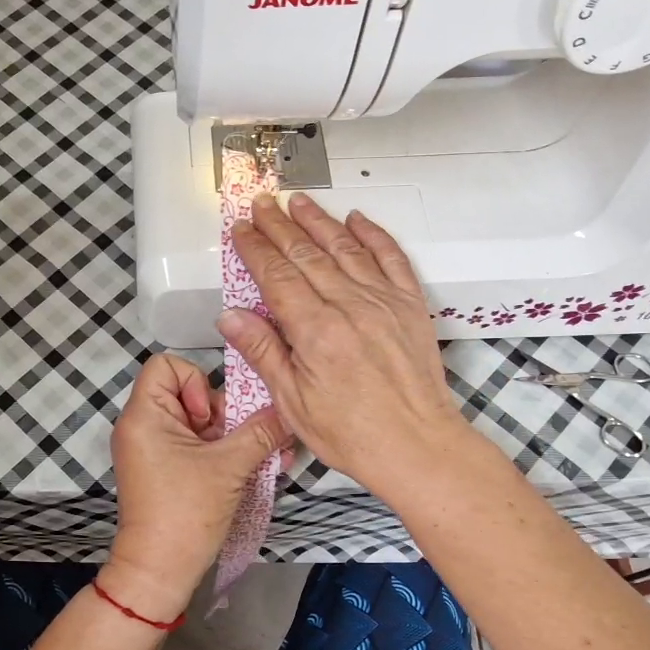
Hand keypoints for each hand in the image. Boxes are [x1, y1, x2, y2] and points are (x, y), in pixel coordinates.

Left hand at [105, 353, 290, 619]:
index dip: (196, 382)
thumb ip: (261, 431)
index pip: (166, 364)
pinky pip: (193, 445)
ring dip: (227, 435)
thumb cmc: (187, 511)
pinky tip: (247, 469)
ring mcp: (150, 448)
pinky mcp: (162, 469)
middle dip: (220, 413)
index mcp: (144, 415)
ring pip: (196, 421)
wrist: (160, 568)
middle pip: (186, 391)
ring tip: (250, 459)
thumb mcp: (231, 466)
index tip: (210, 419)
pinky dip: (218, 452)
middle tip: (235, 441)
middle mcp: (141, 425)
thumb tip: (289, 409)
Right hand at [218, 193, 469, 497]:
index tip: (241, 230)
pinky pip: (392, 259)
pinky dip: (374, 236)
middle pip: (307, 254)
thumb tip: (232, 317)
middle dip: (280, 226)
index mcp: (315, 331)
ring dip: (319, 221)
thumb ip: (264, 352)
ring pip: (345, 248)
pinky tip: (359, 220)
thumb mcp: (293, 402)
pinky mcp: (411, 307)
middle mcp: (350, 307)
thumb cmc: (353, 434)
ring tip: (299, 201)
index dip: (256, 249)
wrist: (417, 447)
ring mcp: (384, 303)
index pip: (277, 276)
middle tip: (262, 204)